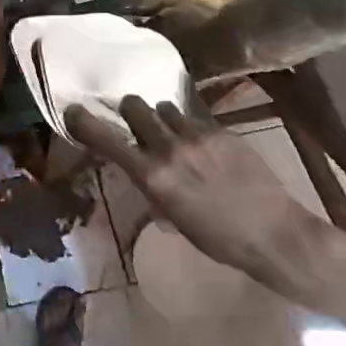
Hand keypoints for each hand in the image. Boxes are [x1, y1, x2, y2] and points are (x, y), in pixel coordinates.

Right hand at [66, 96, 345, 280]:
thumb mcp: (174, 218)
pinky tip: (207, 147)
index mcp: (152, 177)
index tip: (73, 110)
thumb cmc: (217, 238)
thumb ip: (155, 188)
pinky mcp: (222, 131)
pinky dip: (192, 127)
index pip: (108, 141)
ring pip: (166, 108)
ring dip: (163, 117)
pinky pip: (196, 119)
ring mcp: (198, 136)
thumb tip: (146, 173)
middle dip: (132, 111)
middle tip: (137, 120)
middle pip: (136, 107)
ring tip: (175, 133)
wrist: (271, 232)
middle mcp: (170, 149)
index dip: (85, 123)